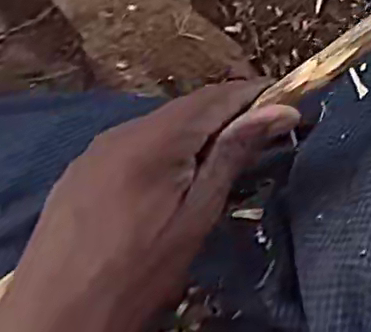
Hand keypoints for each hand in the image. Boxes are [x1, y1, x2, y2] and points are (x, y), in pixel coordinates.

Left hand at [0, 81, 299, 331]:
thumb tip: (285, 110)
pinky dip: (170, 147)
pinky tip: (178, 179)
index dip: (261, 97)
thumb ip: (237, 152)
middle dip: (233, 115)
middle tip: (264, 143)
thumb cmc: (132, 276)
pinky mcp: (80, 174)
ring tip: (224, 163)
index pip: (222, 94)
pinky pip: (140, 142)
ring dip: (202, 132)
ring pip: (168, 122)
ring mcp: (95, 153)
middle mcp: (121, 133)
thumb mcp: (197, 214)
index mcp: (152, 140)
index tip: (291, 113)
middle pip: (195, 105)